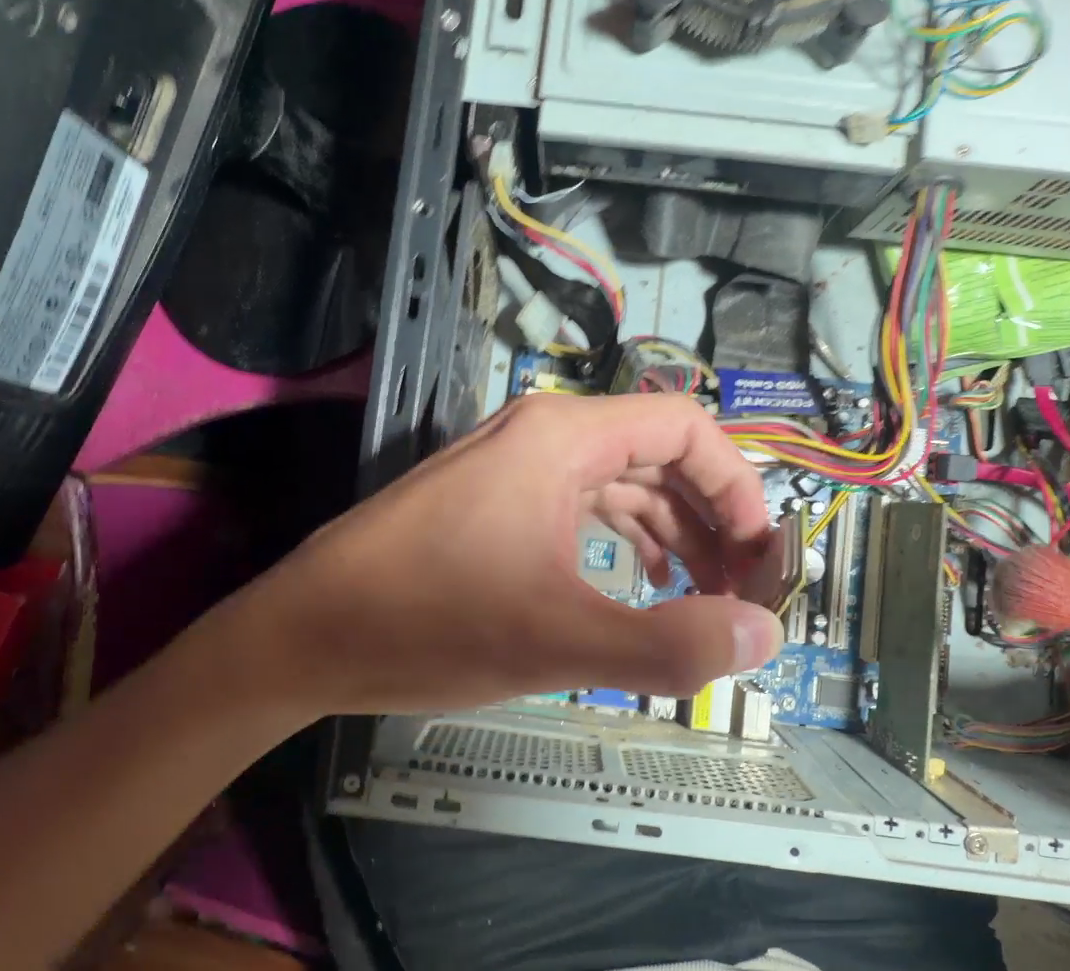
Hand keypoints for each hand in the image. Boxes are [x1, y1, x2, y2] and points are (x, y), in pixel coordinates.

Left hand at [227, 393, 786, 714]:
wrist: (303, 634)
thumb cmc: (429, 621)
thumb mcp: (559, 640)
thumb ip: (670, 642)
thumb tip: (766, 635)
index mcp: (563, 437)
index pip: (685, 427)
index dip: (737, 486)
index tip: (760, 557)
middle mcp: (540, 434)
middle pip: (656, 453)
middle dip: (709, 517)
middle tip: (740, 590)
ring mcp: (511, 468)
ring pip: (618, 483)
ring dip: (668, 532)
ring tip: (701, 597)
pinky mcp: (489, 503)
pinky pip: (578, 506)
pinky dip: (620, 540)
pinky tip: (636, 584)